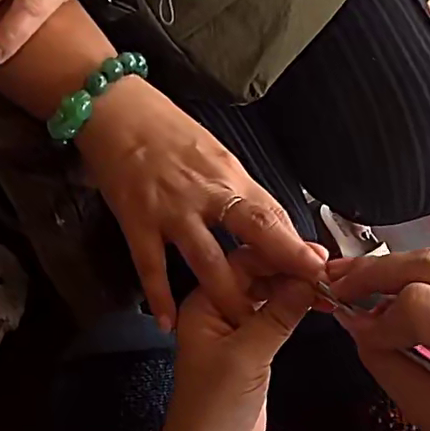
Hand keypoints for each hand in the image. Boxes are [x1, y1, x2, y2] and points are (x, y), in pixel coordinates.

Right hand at [79, 80, 326, 329]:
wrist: (112, 107)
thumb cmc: (162, 124)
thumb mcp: (210, 148)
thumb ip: (233, 184)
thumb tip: (260, 216)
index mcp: (229, 172)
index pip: (273, 213)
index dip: (297, 244)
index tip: (317, 269)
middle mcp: (208, 193)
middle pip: (257, 233)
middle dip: (286, 267)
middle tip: (308, 299)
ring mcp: (172, 210)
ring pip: (208, 260)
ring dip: (229, 296)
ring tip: (244, 323)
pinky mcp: (137, 221)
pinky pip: (151, 266)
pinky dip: (159, 297)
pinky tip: (168, 322)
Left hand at [161, 252, 320, 430]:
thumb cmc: (211, 409)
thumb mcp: (247, 356)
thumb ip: (277, 315)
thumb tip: (306, 281)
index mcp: (203, 304)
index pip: (241, 264)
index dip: (277, 256)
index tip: (312, 255)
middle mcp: (217, 311)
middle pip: (256, 276)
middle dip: (289, 269)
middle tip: (326, 267)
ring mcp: (235, 328)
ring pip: (267, 295)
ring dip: (295, 288)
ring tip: (327, 283)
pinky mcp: (251, 347)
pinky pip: (274, 316)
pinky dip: (294, 309)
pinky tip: (315, 303)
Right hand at [327, 249, 429, 430]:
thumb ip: (387, 361)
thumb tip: (355, 320)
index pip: (422, 304)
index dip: (378, 315)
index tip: (355, 329)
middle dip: (375, 271)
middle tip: (335, 281)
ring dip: (394, 271)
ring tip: (356, 282)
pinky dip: (420, 282)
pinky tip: (395, 296)